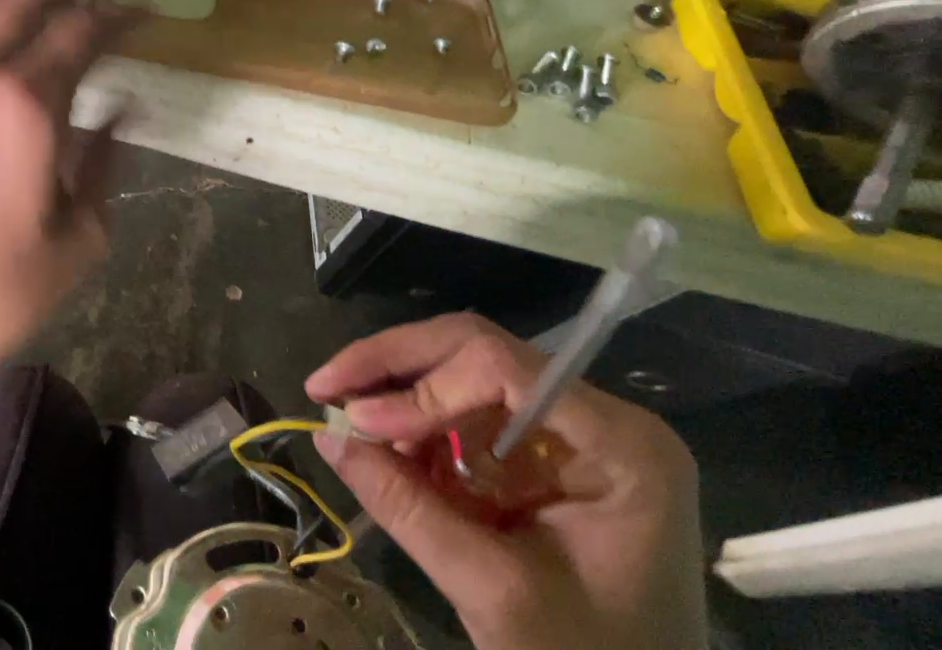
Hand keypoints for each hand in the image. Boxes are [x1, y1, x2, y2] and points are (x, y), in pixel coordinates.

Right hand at [306, 313, 707, 649]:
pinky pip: (462, 412)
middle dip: (394, 367)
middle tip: (323, 387)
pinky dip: (414, 426)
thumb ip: (406, 507)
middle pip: (476, 351)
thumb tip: (325, 436)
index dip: (422, 384)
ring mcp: (567, 432)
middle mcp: (595, 418)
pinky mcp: (537, 454)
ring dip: (397, 396)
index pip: (503, 367)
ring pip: (460, 371)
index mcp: (618, 445)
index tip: (358, 421)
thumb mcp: (491, 589)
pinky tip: (382, 452)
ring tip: (347, 430)